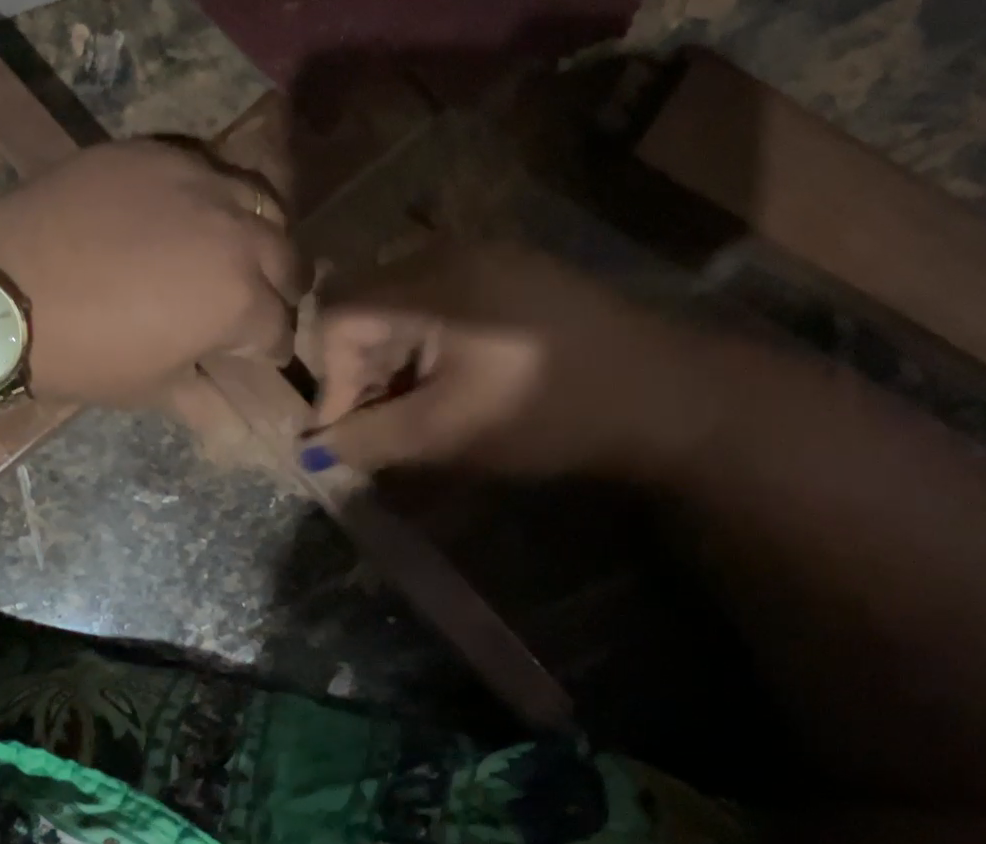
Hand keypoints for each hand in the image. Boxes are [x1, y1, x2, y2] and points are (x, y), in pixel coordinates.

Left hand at [0, 140, 305, 406]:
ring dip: (258, 233)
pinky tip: (189, 214)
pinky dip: (213, 194)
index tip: (258, 354)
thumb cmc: (79, 356)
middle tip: (253, 304)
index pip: (279, 328)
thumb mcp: (147, 388)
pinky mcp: (156, 151)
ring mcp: (197, 182)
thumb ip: (202, 395)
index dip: (270, 348)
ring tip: (232, 251)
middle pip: (287, 259)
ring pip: (260, 202)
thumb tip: (230, 415)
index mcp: (238, 302)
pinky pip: (209, 166)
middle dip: (278, 288)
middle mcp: (235, 235)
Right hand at [302, 245, 726, 478]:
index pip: (335, 313)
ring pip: (402, 308)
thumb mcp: (443, 433)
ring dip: (390, 365)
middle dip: (357, 373)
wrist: (672, 398)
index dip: (328, 378)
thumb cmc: (546, 412)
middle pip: (365, 306)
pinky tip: (449, 389)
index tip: (344, 434)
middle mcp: (450, 252)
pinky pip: (441, 306)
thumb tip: (313, 449)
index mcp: (429, 280)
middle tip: (376, 428)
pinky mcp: (516, 277)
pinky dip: (426, 351)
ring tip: (413, 415)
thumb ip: (366, 439)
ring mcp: (489, 259)